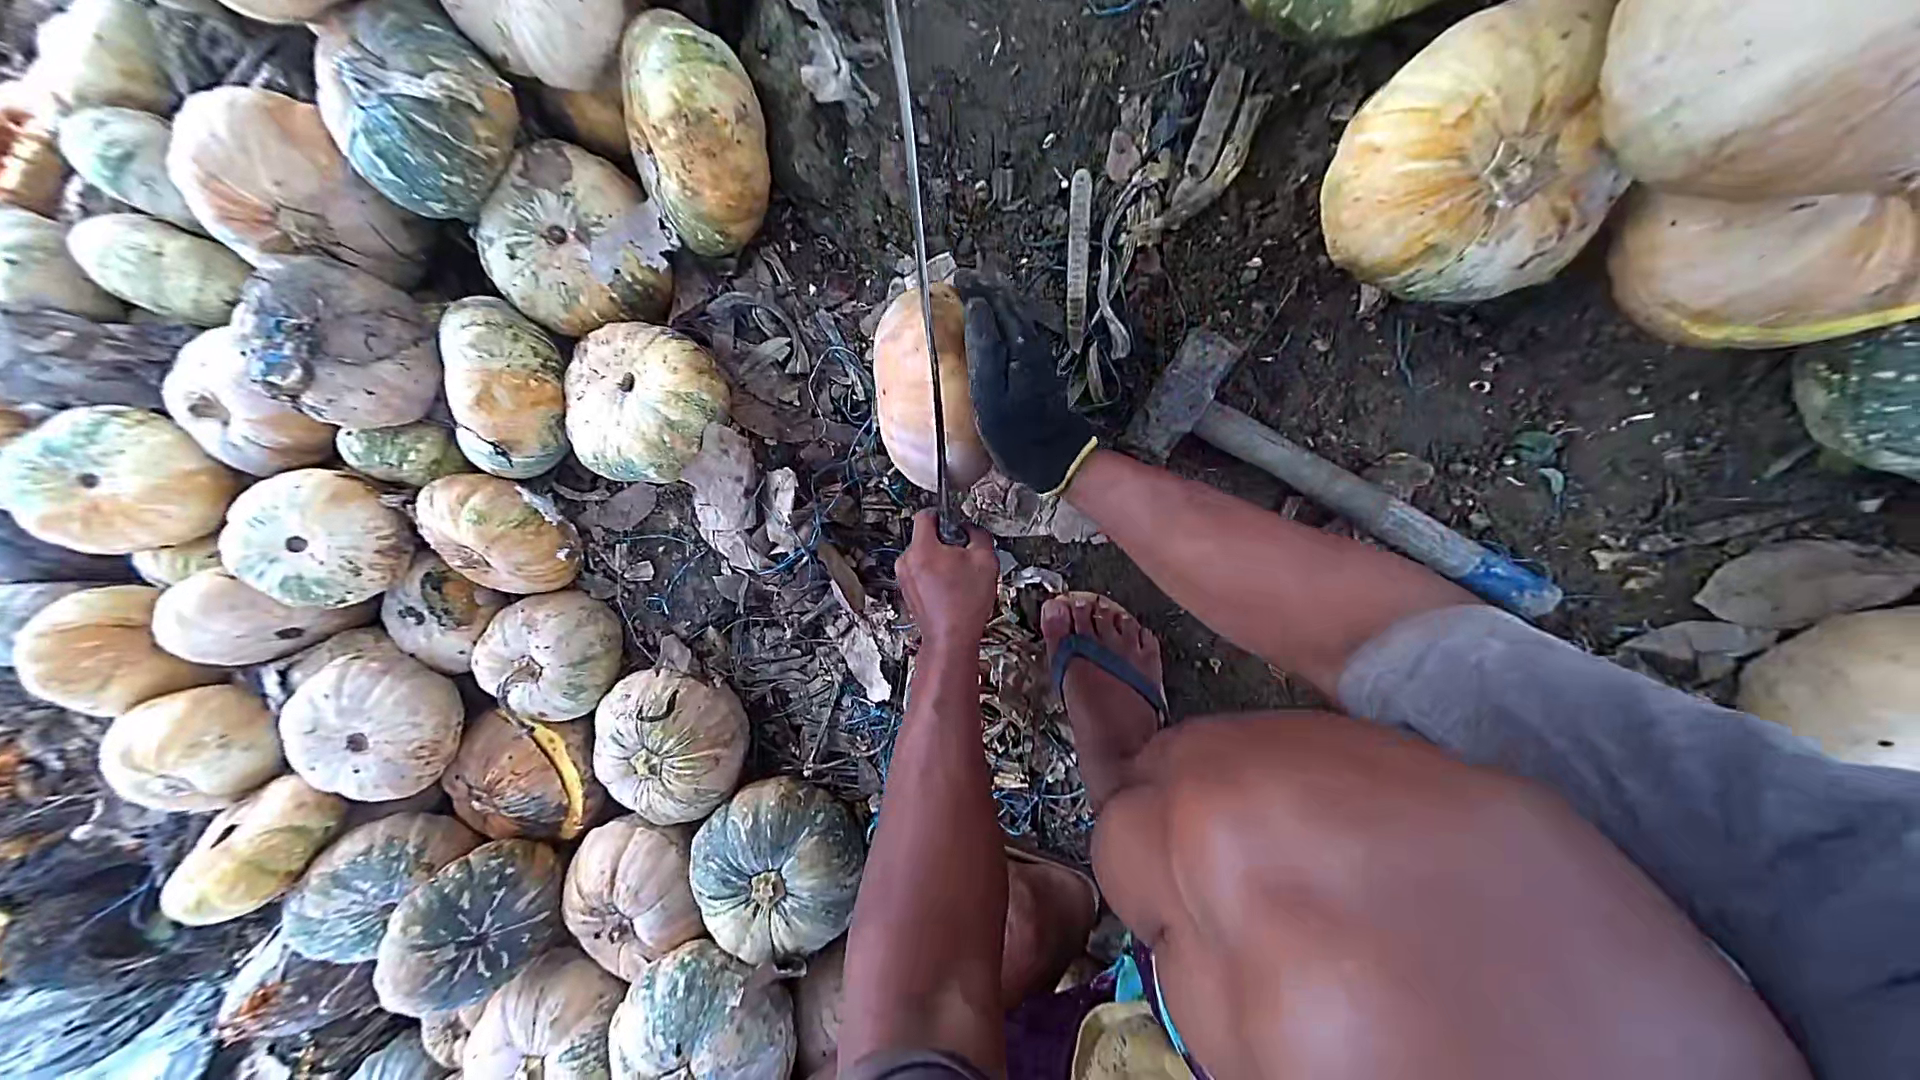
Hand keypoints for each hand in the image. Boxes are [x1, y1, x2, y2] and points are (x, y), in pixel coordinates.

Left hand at [896, 510, 998, 653]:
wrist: (951, 639)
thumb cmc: (964, 606)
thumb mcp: (985, 561)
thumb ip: (979, 535)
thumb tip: (972, 530)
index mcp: (922, 550)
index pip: (925, 515)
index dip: (944, 515)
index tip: (954, 522)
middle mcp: (907, 562)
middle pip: (925, 536)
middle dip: (945, 541)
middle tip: (963, 554)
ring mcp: (905, 577)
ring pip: (923, 554)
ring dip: (940, 558)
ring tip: (958, 575)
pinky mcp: (907, 590)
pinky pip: (921, 571)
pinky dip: (934, 574)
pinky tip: (951, 587)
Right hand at [955, 275, 1096, 495]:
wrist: (1052, 456)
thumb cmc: (1015, 432)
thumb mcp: (990, 395)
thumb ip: (984, 349)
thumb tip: (977, 308)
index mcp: (1017, 345)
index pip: (993, 304)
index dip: (974, 290)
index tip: (955, 280)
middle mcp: (1030, 342)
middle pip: (1007, 304)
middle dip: (985, 289)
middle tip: (962, 280)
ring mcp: (1036, 353)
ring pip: (1015, 314)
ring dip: (995, 300)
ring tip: (975, 293)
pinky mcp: (1038, 365)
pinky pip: (1017, 329)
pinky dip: (1002, 318)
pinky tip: (992, 324)